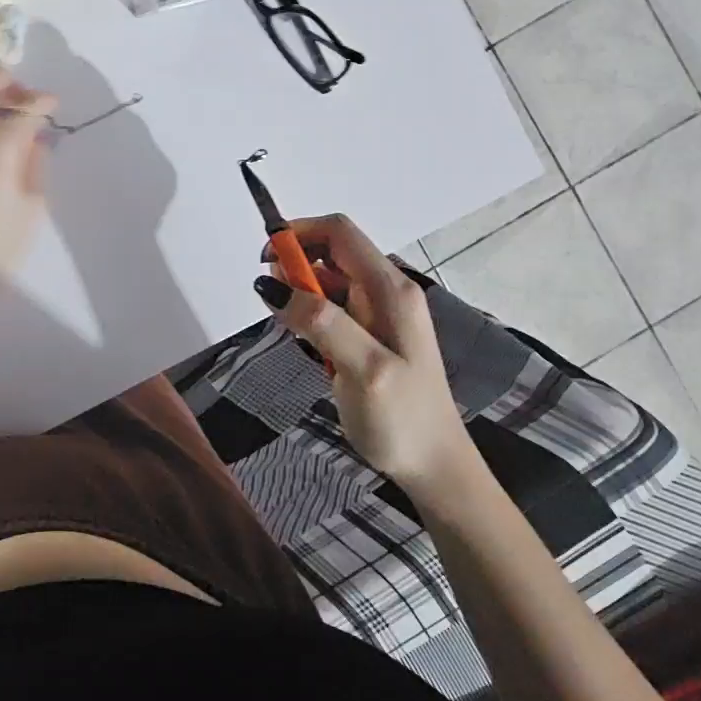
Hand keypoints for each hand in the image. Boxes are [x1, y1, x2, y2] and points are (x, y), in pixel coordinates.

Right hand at [254, 215, 478, 501]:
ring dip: (298, 290)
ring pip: (326, 279)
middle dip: (293, 263)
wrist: (435, 468)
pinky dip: (307, 311)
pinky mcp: (367, 334)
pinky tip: (302, 339)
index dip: (297, 234)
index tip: (264, 261)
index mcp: (390, 291)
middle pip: (330, 251)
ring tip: (287, 324)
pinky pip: (329, 305)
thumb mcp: (362, 369)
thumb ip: (321, 322)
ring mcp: (377, 314)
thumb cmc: (402, 419)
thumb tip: (271, 284)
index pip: (338, 232)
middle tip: (272, 300)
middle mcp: (385, 293)